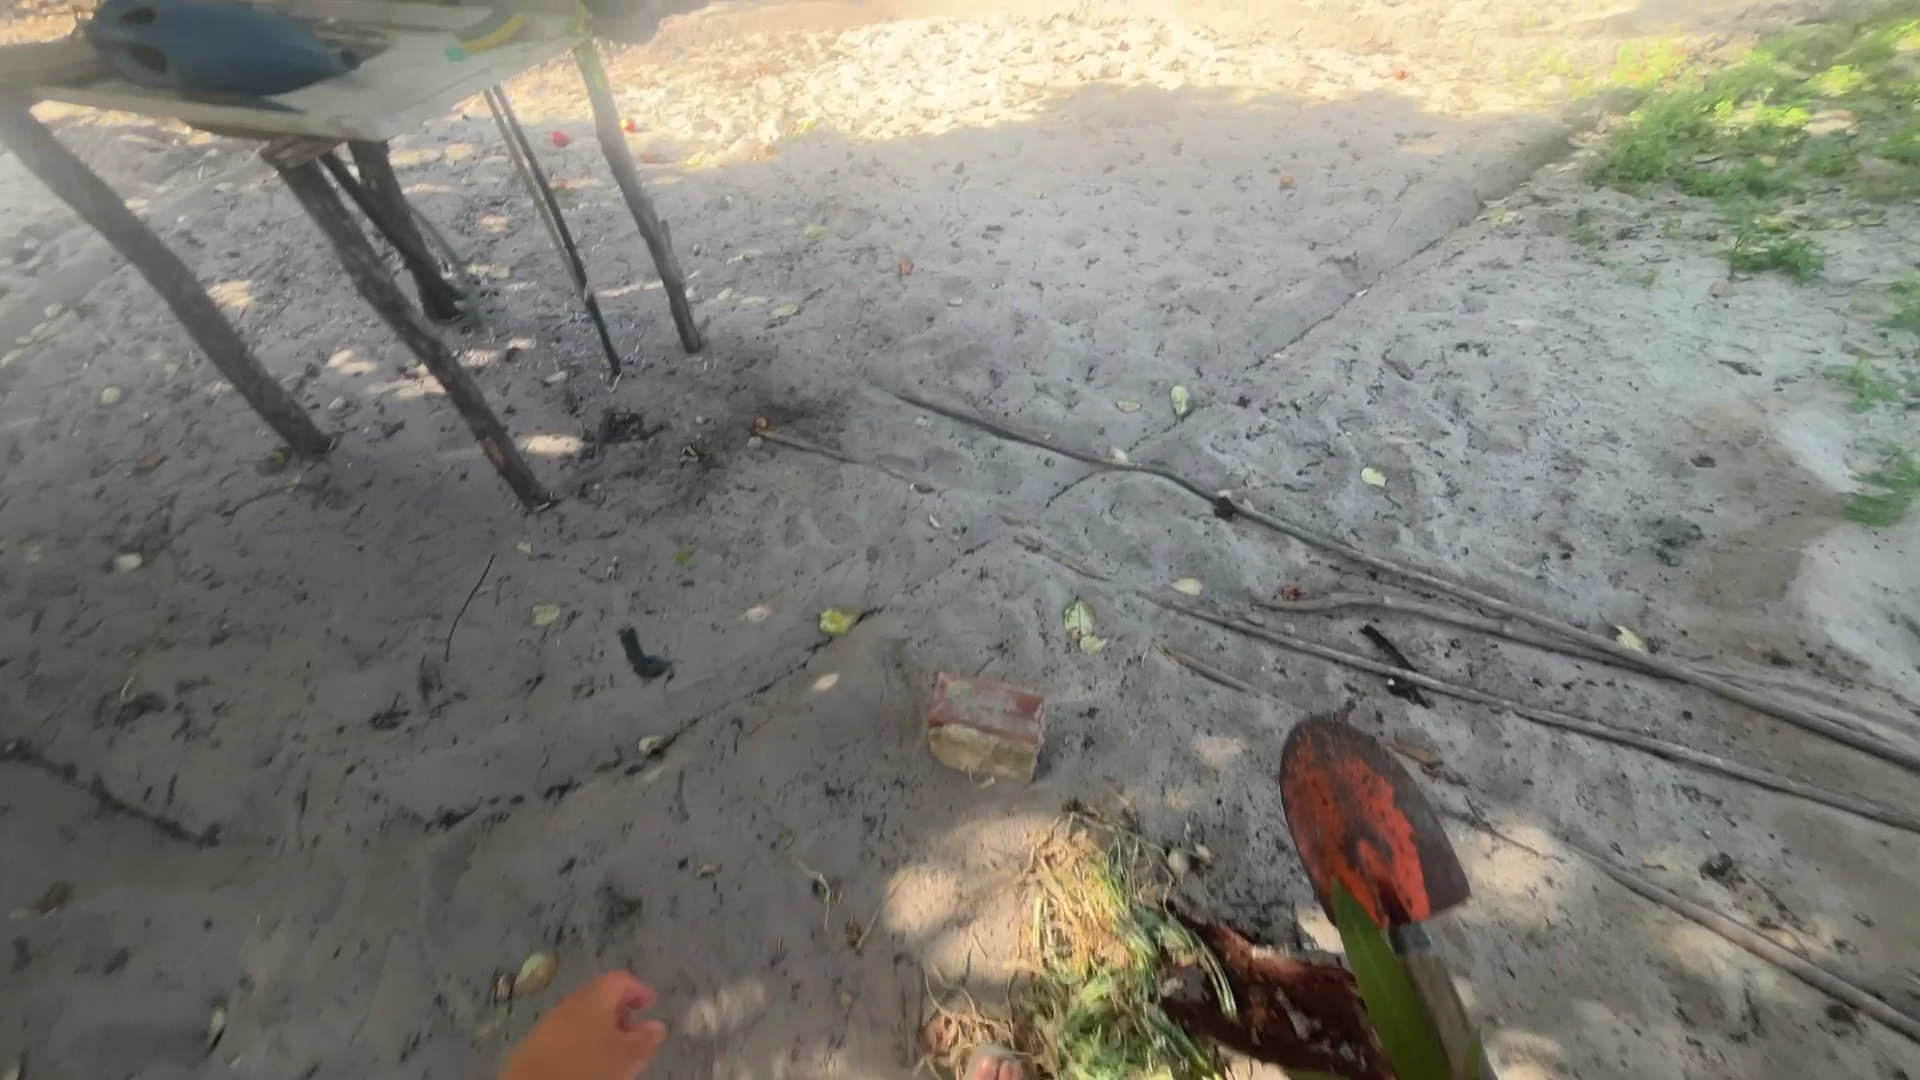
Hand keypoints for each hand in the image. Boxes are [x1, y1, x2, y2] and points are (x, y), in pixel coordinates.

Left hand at [501, 971, 667, 1079]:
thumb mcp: (626, 1057)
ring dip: (597, 1029)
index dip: (638, 990)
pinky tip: (582, 1064)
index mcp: (595, 997)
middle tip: (632, 1032)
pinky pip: (563, 1036)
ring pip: (580, 1018)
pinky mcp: (531, 1048)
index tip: (650, 1006)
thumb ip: (646, 1040)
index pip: (621, 980)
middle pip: (599, 998)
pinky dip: (578, 1043)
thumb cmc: (586, 1069)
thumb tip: (658, 1026)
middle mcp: (570, 1003)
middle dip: (618, 1012)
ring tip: (609, 1052)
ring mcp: (547, 1025)